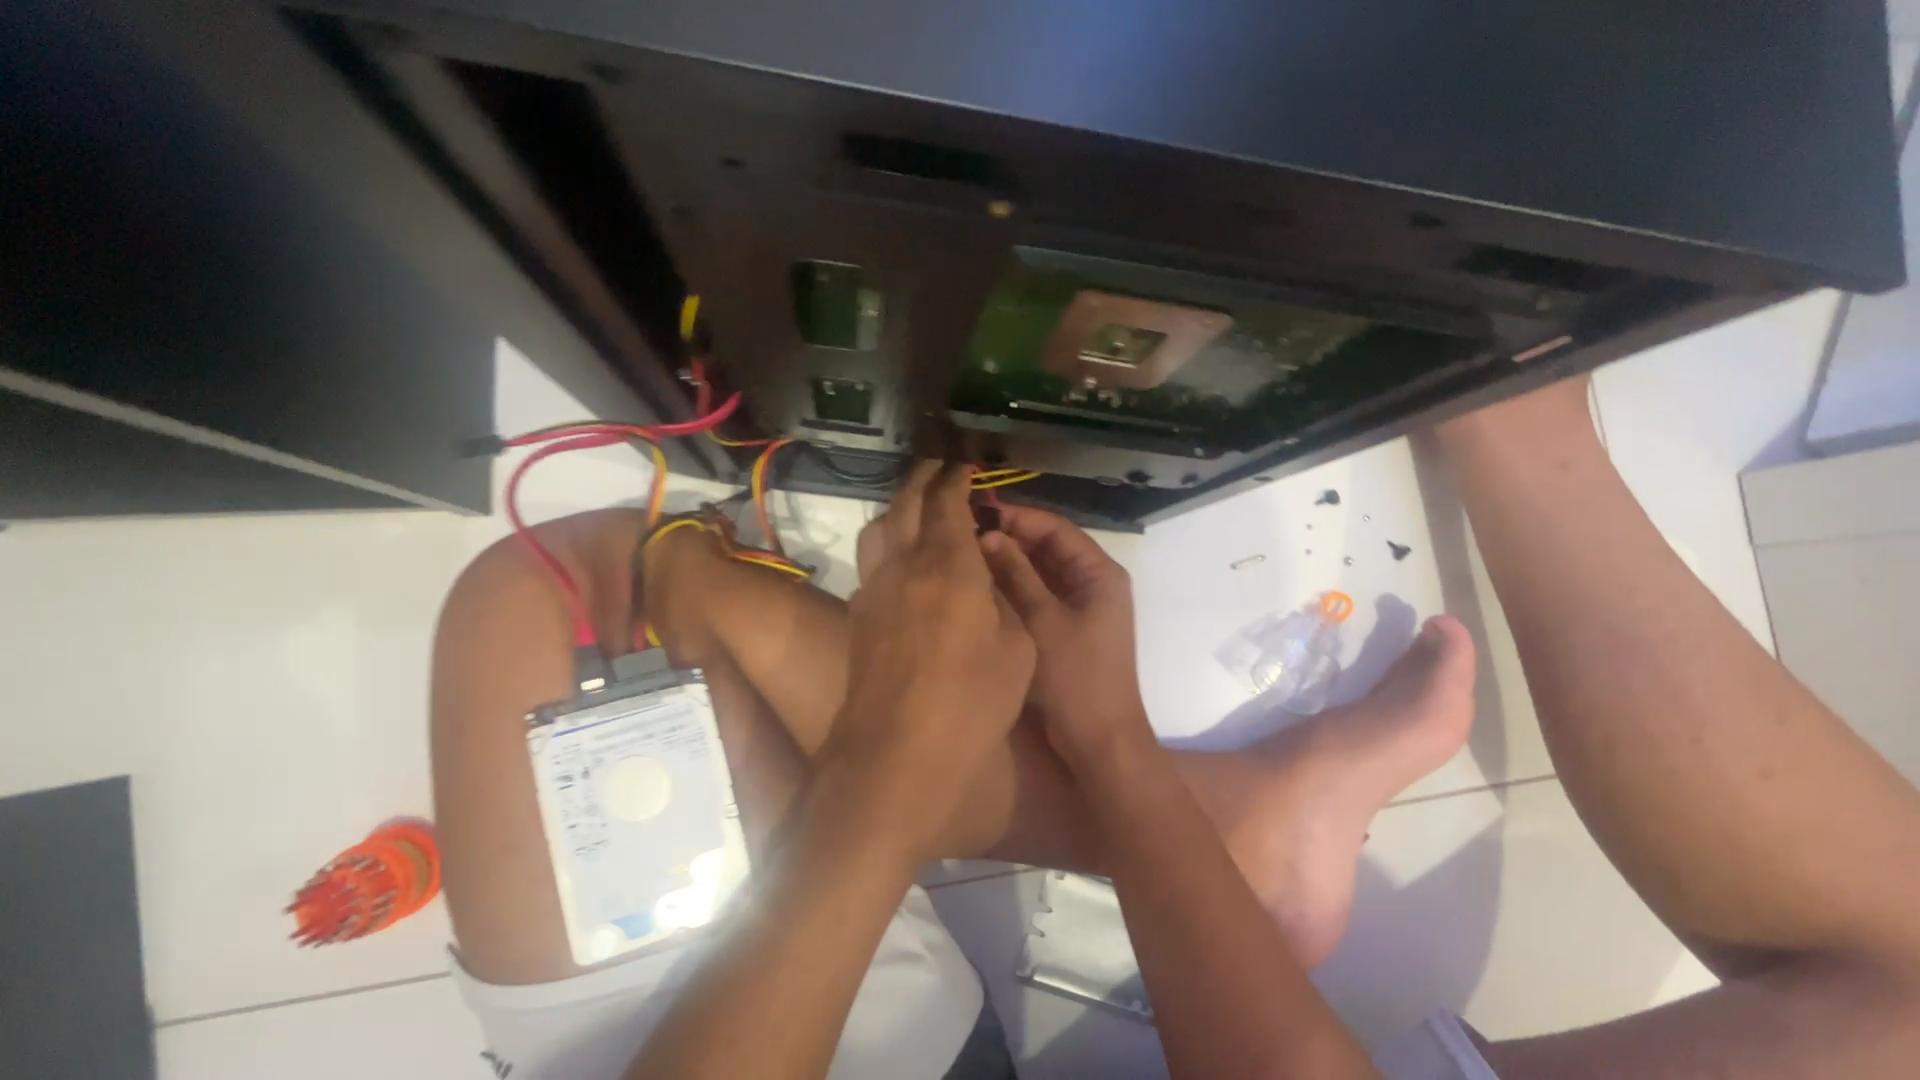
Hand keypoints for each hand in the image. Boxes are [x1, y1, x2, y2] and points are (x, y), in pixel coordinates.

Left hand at [834, 462, 1035, 855]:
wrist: (898, 754)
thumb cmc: (972, 702)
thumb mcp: (1017, 649)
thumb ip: (1005, 600)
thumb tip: (989, 575)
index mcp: (949, 565)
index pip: (948, 502)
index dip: (957, 479)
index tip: (965, 467)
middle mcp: (904, 565)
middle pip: (906, 504)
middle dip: (923, 479)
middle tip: (938, 469)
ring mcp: (873, 590)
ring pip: (878, 528)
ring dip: (897, 507)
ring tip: (914, 506)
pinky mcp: (857, 617)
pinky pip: (870, 562)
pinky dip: (885, 544)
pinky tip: (898, 561)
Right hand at [979, 505, 1157, 771]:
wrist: (1099, 742)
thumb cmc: (1076, 678)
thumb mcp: (1042, 620)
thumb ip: (1016, 574)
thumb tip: (987, 534)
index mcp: (1099, 573)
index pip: (1055, 528)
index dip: (1017, 517)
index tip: (974, 512)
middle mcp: (1092, 583)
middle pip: (1047, 547)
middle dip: (1007, 539)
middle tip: (961, 533)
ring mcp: (1079, 608)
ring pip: (1038, 572)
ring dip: (1006, 564)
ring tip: (962, 556)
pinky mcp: (1064, 630)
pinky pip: (1035, 597)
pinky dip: (1011, 589)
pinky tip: (978, 587)